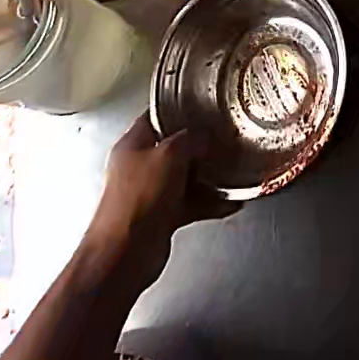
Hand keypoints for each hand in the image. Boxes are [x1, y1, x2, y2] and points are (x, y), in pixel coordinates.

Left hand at [88, 115, 237, 277]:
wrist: (124, 255)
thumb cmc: (139, 198)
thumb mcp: (171, 154)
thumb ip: (192, 138)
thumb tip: (207, 136)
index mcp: (133, 144)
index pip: (157, 115)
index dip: (179, 107)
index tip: (203, 103)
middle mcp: (140, 166)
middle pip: (175, 146)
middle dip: (201, 143)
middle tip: (225, 135)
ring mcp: (151, 192)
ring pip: (186, 175)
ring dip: (209, 174)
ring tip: (234, 166)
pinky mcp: (163, 216)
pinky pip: (192, 202)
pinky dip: (211, 202)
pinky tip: (231, 201)